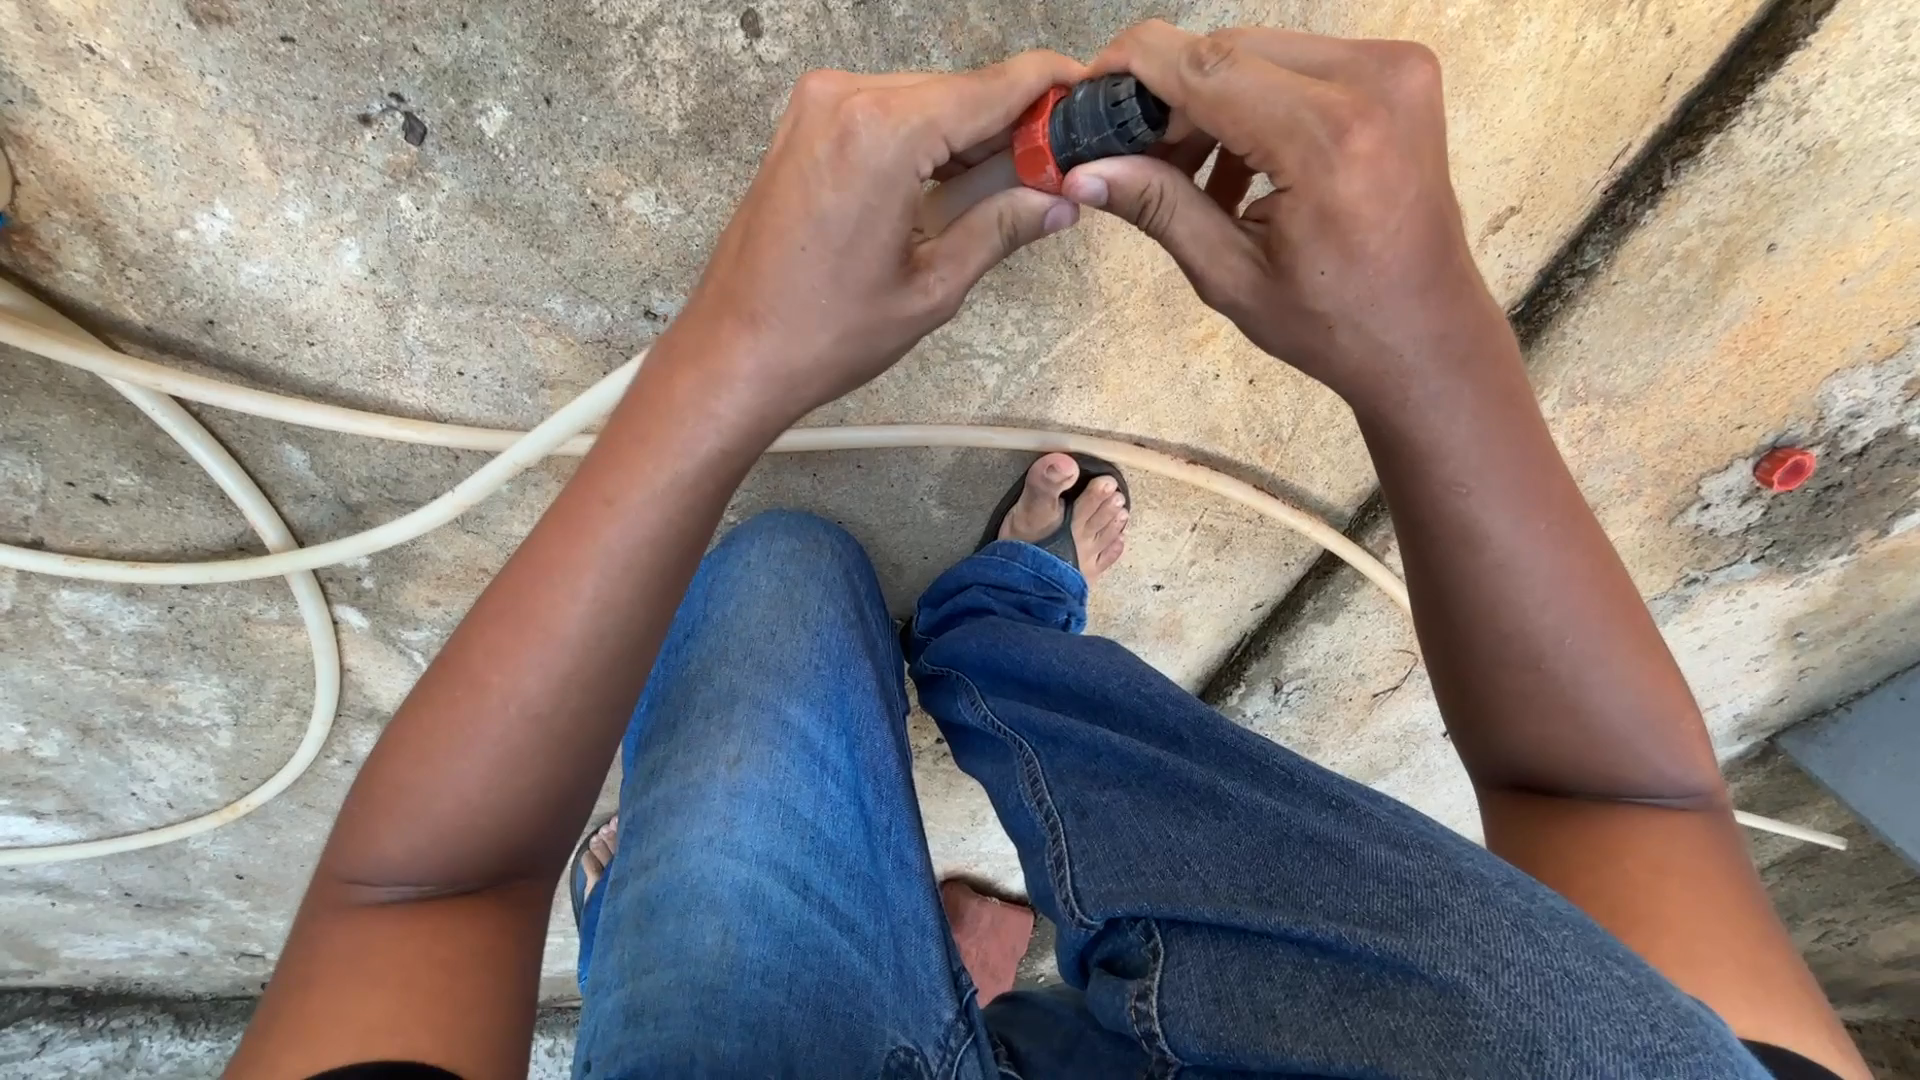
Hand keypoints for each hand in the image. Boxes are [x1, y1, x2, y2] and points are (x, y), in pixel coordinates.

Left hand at [668, 51, 1085, 428]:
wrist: (736, 355)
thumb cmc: (820, 334)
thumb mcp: (932, 288)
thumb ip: (1001, 230)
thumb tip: (1054, 203)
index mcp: (883, 133)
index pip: (995, 87)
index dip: (1051, 91)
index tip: (1087, 102)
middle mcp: (845, 100)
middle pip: (960, 91)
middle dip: (1012, 126)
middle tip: (1051, 175)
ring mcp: (817, 109)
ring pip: (923, 103)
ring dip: (967, 139)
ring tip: (1001, 194)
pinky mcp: (804, 130)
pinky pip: (885, 117)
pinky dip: (924, 144)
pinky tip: (946, 188)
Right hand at [1063, 22, 1508, 410]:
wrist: (1422, 332)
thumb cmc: (1331, 322)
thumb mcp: (1229, 275)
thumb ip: (1160, 208)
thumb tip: (1084, 173)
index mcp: (1328, 139)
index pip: (1207, 66)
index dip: (1137, 67)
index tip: (1091, 87)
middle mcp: (1372, 80)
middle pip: (1232, 49)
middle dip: (1170, 95)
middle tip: (1133, 153)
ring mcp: (1395, 69)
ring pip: (1262, 53)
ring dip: (1209, 103)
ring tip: (1184, 174)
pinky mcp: (1399, 75)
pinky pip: (1299, 67)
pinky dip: (1252, 105)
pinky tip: (1234, 169)